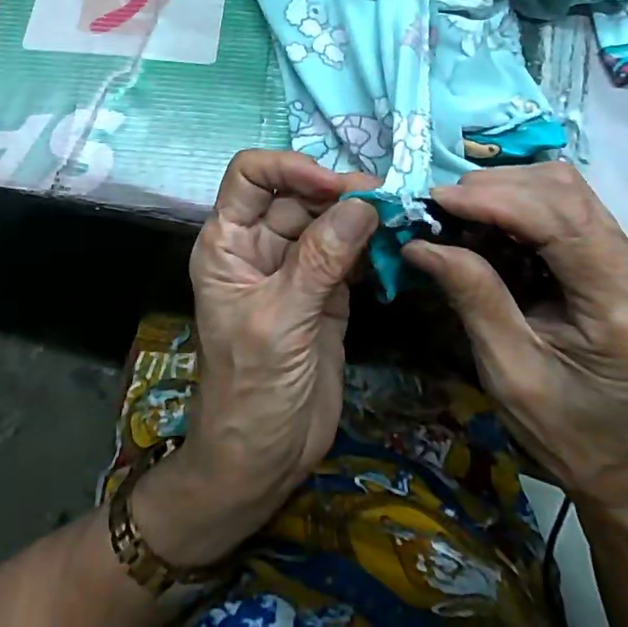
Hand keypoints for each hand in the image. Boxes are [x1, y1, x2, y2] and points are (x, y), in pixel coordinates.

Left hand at [135, 150, 379, 566]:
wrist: (263, 457)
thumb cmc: (252, 389)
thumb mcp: (280, 321)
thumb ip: (320, 261)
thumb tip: (362, 204)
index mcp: (227, 242)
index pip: (249, 176)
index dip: (288, 169)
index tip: (334, 187)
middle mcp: (258, 245)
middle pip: (295, 195)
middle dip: (337, 192)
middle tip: (388, 199)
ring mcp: (293, 268)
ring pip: (326, 220)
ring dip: (360, 215)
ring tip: (400, 215)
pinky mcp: (324, 291)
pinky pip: (347, 252)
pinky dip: (371, 245)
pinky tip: (396, 243)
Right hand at [402, 163, 627, 508]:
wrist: (616, 462)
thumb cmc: (560, 430)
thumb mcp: (506, 371)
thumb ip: (473, 297)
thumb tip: (419, 242)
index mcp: (623, 315)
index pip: (565, 225)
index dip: (498, 199)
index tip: (438, 199)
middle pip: (570, 194)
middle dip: (497, 187)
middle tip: (441, 207)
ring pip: (570, 192)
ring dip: (507, 189)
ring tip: (460, 213)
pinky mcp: (620, 262)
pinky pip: (570, 210)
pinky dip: (520, 204)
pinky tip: (488, 223)